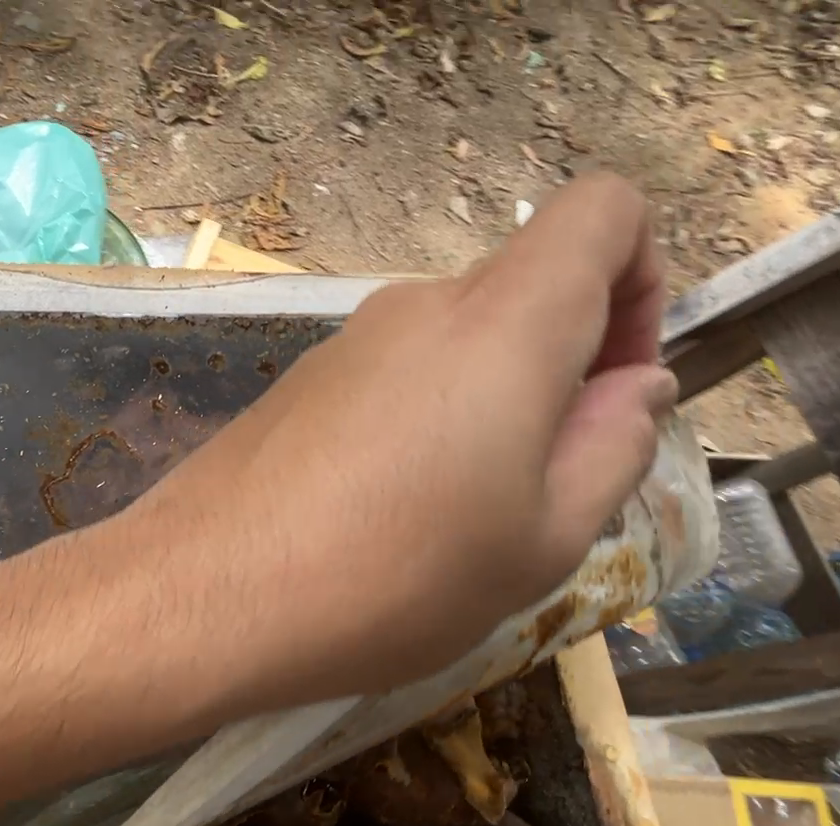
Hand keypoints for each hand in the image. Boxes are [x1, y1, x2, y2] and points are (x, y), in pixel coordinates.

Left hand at [117, 172, 676, 713]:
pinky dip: (402, 429)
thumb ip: (613, 446)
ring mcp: (332, 352)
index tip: (615, 382)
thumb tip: (634, 382)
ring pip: (441, 350)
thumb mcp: (542, 541)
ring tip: (442, 520)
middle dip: (552, 369)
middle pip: (517, 293)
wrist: (197, 600)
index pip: (601, 211)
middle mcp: (407, 313)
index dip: (642, 277)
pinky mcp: (283, 393)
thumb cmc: (387, 581)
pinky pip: (375, 387)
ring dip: (471, 412)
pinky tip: (368, 518)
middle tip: (529, 487)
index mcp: (497, 325)